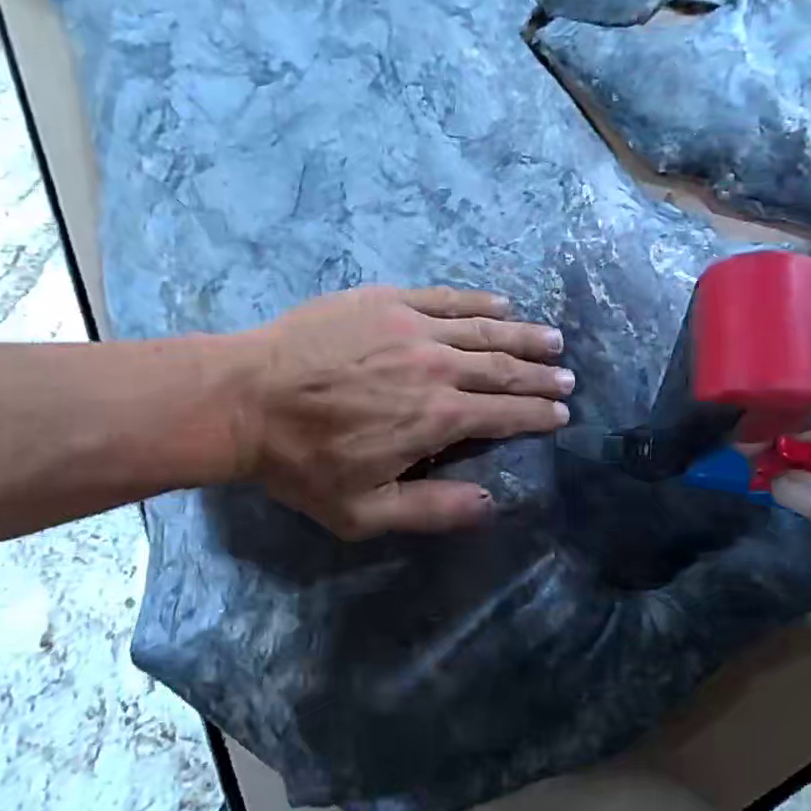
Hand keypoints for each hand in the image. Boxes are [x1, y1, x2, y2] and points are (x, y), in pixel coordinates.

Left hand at [220, 286, 571, 539]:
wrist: (243, 399)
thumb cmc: (303, 462)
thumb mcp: (363, 512)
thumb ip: (433, 510)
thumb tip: (493, 505)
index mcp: (438, 418)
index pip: (505, 414)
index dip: (538, 415)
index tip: (562, 413)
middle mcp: (438, 368)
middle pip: (504, 369)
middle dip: (541, 376)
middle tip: (567, 377)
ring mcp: (414, 328)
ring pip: (485, 330)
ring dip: (524, 336)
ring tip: (553, 339)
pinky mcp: (389, 302)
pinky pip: (447, 299)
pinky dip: (480, 302)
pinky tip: (502, 303)